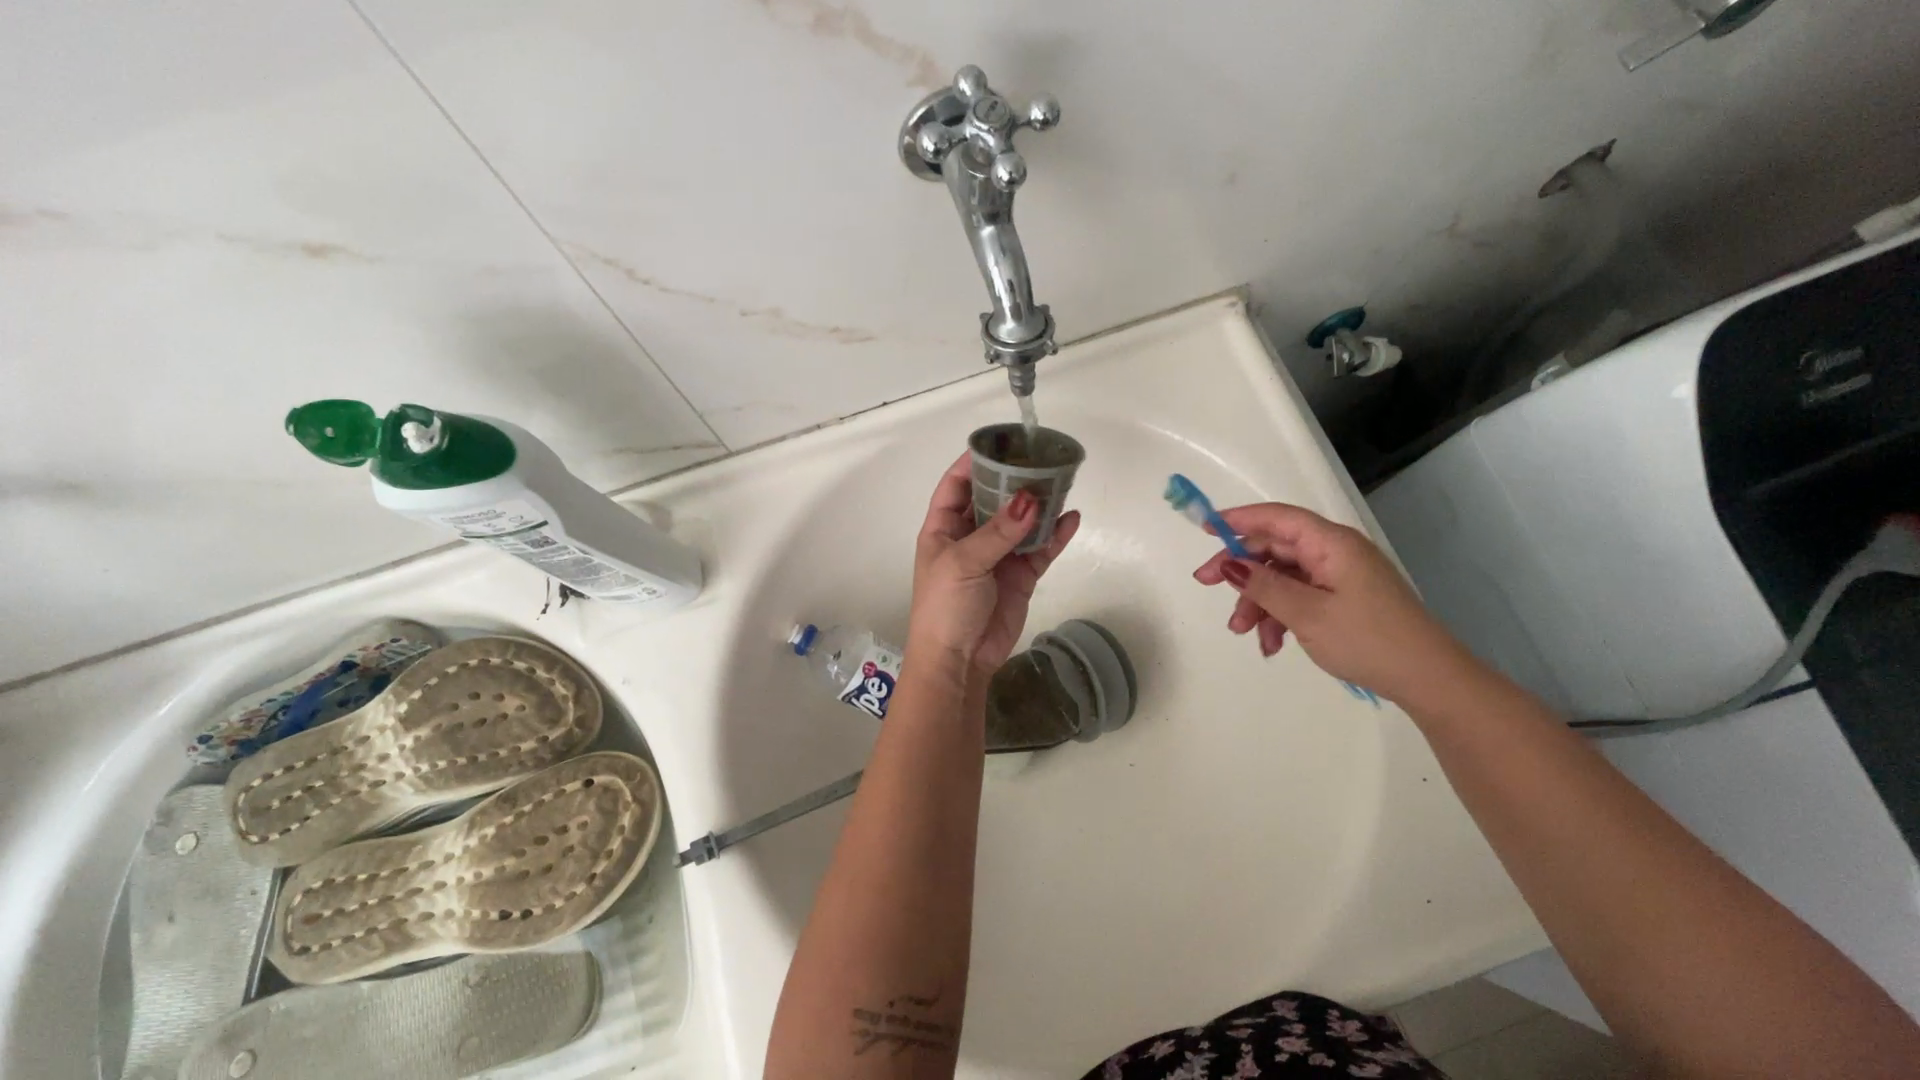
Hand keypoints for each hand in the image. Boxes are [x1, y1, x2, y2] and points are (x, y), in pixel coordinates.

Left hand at [908, 453, 1080, 679]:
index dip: (973, 463)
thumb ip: (998, 531)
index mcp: (943, 529)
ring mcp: (998, 556)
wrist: (959, 660)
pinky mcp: (1021, 576)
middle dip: (1015, 480)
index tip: (1000, 443)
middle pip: (994, 498)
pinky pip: (1041, 548)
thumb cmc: (945, 606)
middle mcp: (970, 537)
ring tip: (1062, 480)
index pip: (956, 485)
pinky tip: (1071, 517)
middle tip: (1040, 458)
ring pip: (1022, 521)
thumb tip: (1030, 499)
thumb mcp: (964, 563)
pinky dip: (1055, 534)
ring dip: (1040, 504)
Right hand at [1192, 502, 1468, 702]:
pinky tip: (1273, 644)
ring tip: (1246, 635)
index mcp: (1331, 544)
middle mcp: (1336, 552)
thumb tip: (1229, 564)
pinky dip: (1281, 616)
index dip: (1239, 519)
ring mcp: (1341, 577)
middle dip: (1242, 573)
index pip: (1277, 517)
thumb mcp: (1306, 614)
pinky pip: (1301, 597)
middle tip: (1206, 588)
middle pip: (1275, 549)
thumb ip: (1264, 586)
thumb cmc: (1367, 639)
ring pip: (1284, 577)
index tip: (1204, 528)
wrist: (1427, 678)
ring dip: (1259, 602)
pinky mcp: (1346, 599)